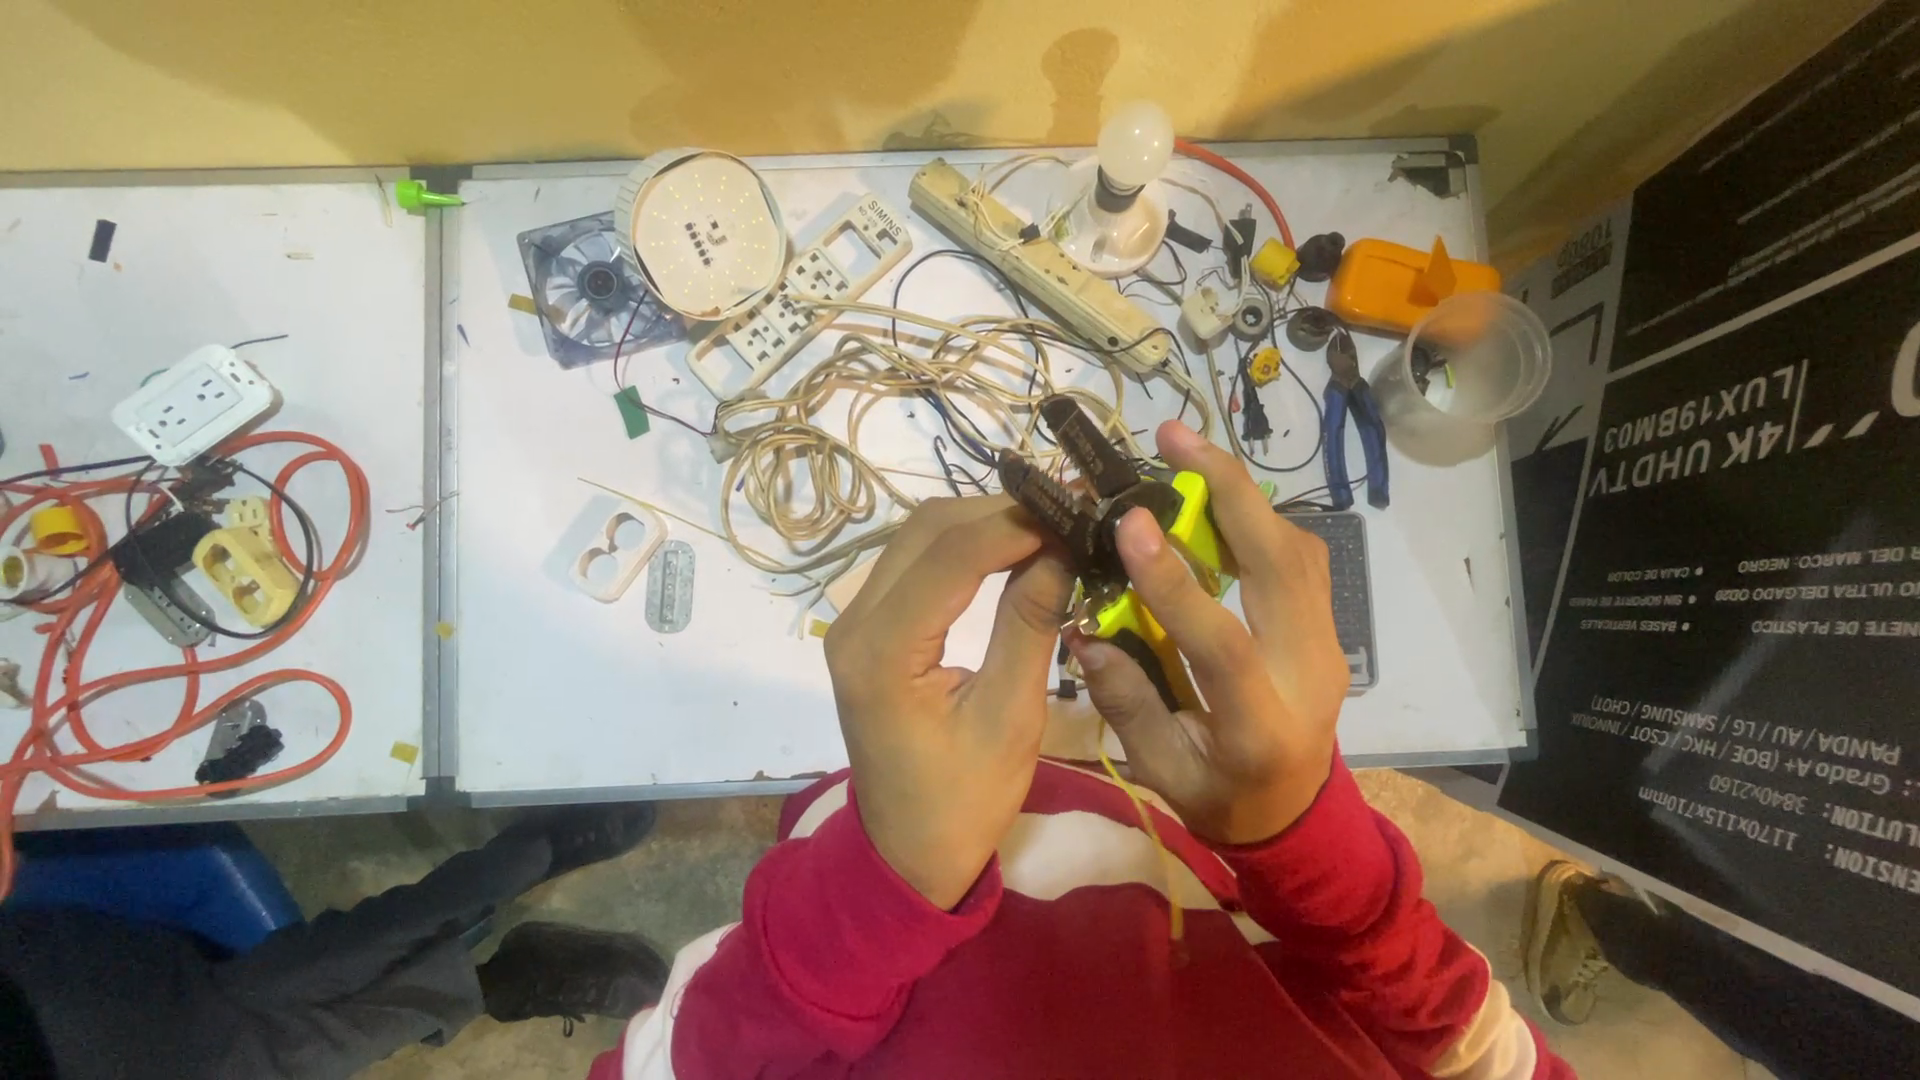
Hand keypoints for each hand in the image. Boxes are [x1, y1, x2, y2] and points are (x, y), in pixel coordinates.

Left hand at [825, 496, 1074, 908]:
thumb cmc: (964, 802)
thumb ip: (1030, 625)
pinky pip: (913, 563)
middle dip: (1000, 513)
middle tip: (1068, 513)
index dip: (1015, 525)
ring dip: (982, 523)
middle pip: (927, 531)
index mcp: (882, 653)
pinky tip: (1009, 548)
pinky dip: (963, 547)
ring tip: (1048, 525)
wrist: (905, 851)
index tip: (1075, 511)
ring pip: (918, 538)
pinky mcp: (866, 627)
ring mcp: (853, 621)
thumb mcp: (1010, 719)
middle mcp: (854, 623)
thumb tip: (1063, 549)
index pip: (951, 557)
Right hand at [1065, 421, 1347, 845]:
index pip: (1221, 642)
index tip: (1130, 521)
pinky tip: (1219, 499)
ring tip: (1187, 453)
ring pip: (1297, 548)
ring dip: (1243, 493)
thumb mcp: (1160, 770)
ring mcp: (1327, 643)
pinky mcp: (1326, 625)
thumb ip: (1126, 701)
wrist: (1294, 814)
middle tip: (1172, 438)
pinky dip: (1259, 517)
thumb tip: (1084, 629)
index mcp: (1260, 724)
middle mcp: (1307, 672)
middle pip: (1283, 566)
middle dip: (1229, 490)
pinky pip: (1299, 556)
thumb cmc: (1219, 797)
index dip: (1174, 580)